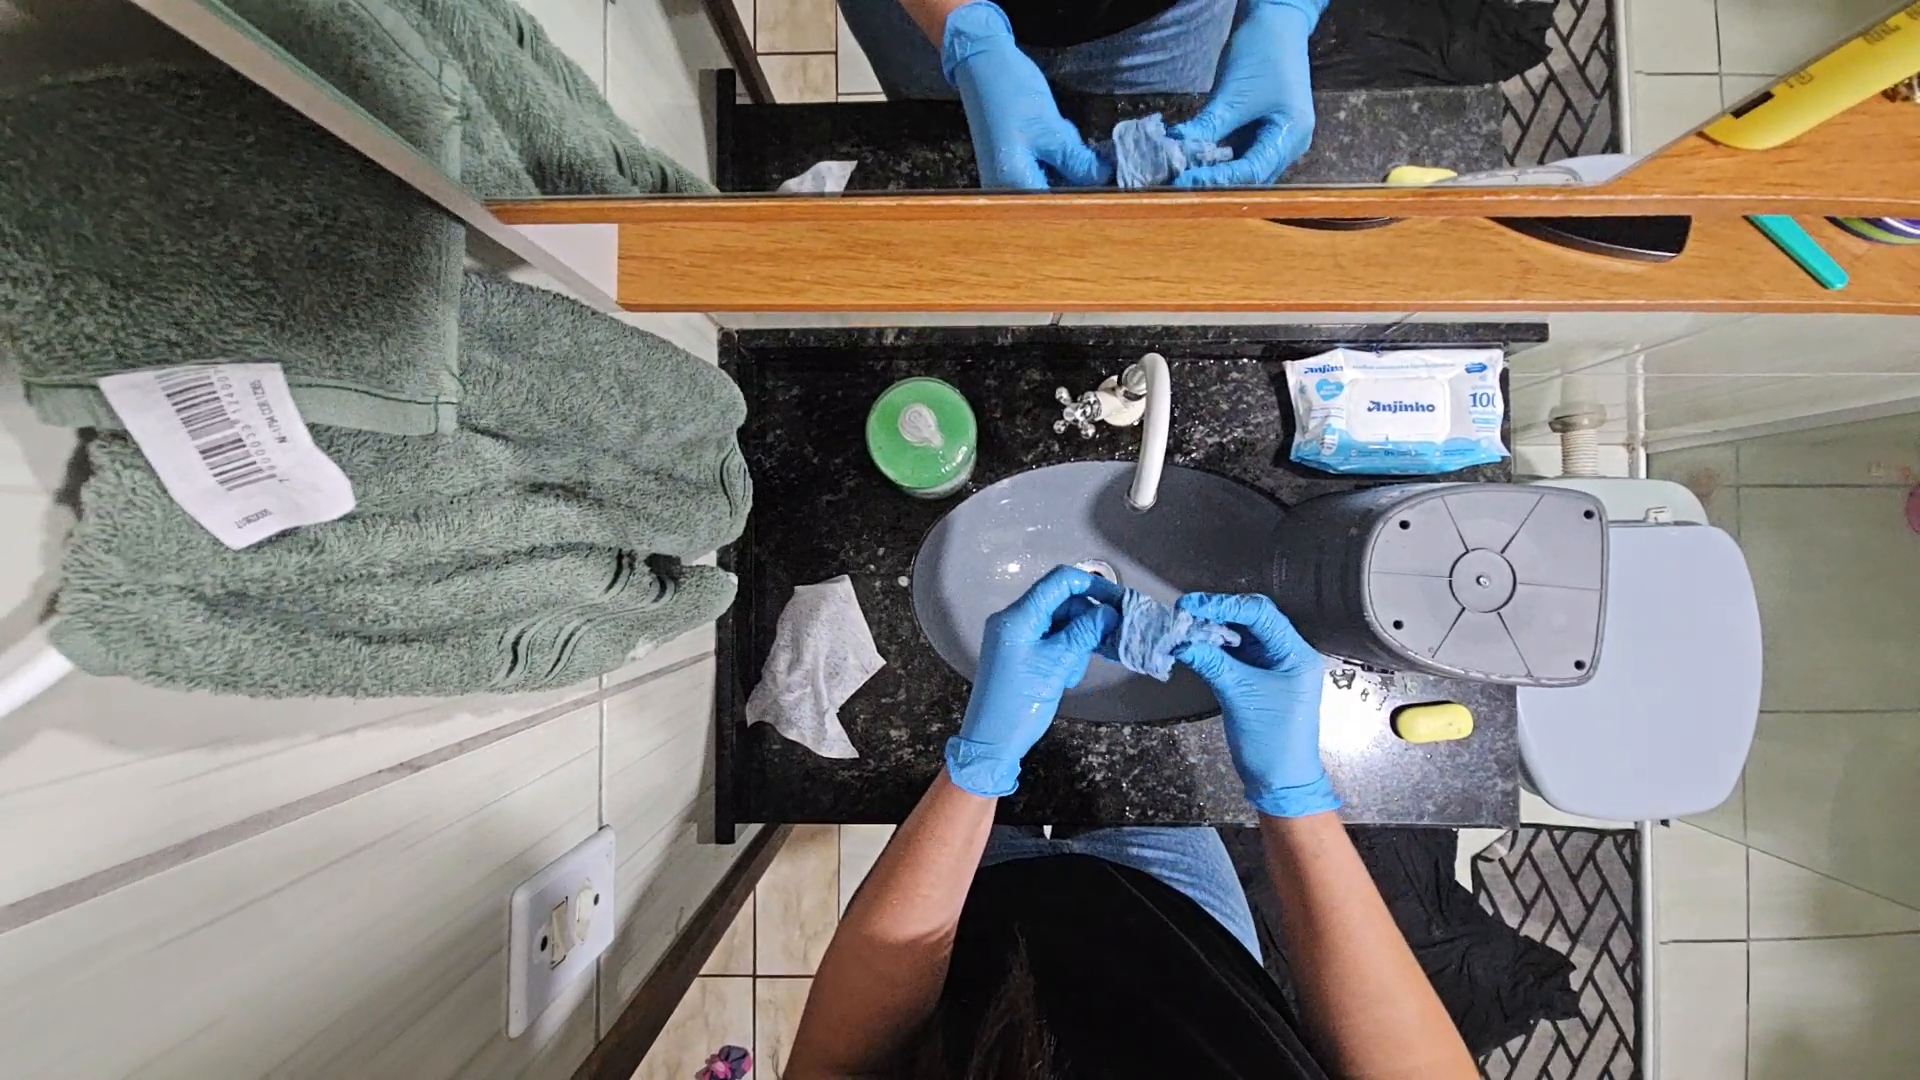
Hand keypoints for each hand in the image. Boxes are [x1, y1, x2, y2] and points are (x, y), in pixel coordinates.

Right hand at [941, 2, 1111, 189]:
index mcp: (1015, 187)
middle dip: (1076, 180)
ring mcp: (1007, 183)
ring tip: (1060, 136)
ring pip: (1049, 187)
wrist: (983, 68)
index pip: (1057, 208)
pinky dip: (1054, 161)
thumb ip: (1076, 161)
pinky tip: (1053, 138)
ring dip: (1065, 168)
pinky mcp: (1011, 171)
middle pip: (1052, 201)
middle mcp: (1007, 192)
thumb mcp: (1051, 129)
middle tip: (1089, 155)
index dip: (1085, 198)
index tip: (1106, 181)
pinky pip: (1041, 175)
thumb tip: (1103, 179)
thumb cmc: (1012, 95)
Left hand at [947, 565, 1121, 796]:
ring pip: (1059, 623)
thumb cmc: (1019, 703)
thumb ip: (1084, 633)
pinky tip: (1066, 675)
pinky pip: (1051, 640)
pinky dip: (1065, 652)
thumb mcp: (1056, 665)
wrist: (992, 740)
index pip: (1059, 582)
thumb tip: (1111, 612)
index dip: (1092, 586)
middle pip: (1062, 603)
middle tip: (1109, 641)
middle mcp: (1014, 619)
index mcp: (1017, 616)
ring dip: (1076, 641)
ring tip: (1072, 671)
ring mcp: (1016, 636)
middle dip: (1086, 620)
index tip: (1118, 601)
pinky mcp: (1020, 652)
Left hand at [1168, 0, 1324, 187]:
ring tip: (1183, 179)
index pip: (1251, 172)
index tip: (1184, 182)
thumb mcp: (1231, 94)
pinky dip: (1215, 164)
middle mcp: (1288, 146)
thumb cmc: (1262, 51)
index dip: (1216, 181)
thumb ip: (1206, 129)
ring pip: (1241, 174)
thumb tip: (1175, 155)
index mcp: (1291, 134)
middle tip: (1178, 186)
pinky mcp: (1261, 139)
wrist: (1275, 22)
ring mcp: (1276, 144)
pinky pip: (1237, 160)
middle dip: (1213, 184)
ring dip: (1213, 177)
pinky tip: (1193, 165)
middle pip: (1248, 180)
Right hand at [1174, 592, 1338, 817]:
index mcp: (1294, 653)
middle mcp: (1285, 652)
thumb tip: (1180, 641)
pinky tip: (1193, 644)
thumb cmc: (1272, 740)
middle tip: (1184, 612)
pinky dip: (1212, 646)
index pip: (1261, 614)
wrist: (1279, 779)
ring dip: (1212, 629)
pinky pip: (1232, 652)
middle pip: (1250, 618)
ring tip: (1184, 626)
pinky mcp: (1254, 676)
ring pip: (1239, 633)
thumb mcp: (1239, 696)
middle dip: (1216, 613)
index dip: (1225, 605)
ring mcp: (1269, 664)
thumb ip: (1211, 663)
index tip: (1193, 606)